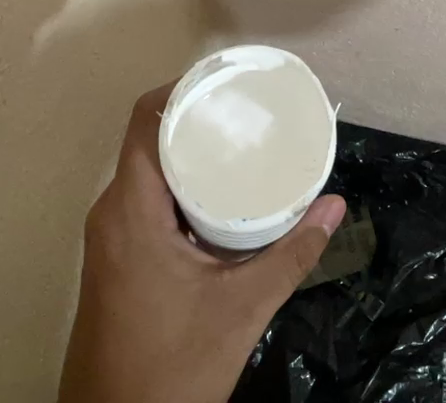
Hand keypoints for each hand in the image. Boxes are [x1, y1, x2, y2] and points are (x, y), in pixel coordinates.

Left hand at [58, 85, 346, 402]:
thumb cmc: (172, 364)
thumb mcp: (242, 308)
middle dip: (197, 116)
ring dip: (188, 150)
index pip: (146, 121)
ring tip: (241, 141)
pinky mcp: (116, 258)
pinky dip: (179, 182)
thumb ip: (292, 253)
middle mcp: (111, 213)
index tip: (228, 80)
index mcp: (131, 211)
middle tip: (248, 109)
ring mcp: (109, 237)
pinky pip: (145, 197)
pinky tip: (219, 193)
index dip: (183, 88)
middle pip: (149, 139)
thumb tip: (335, 206)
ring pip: (147, 170)